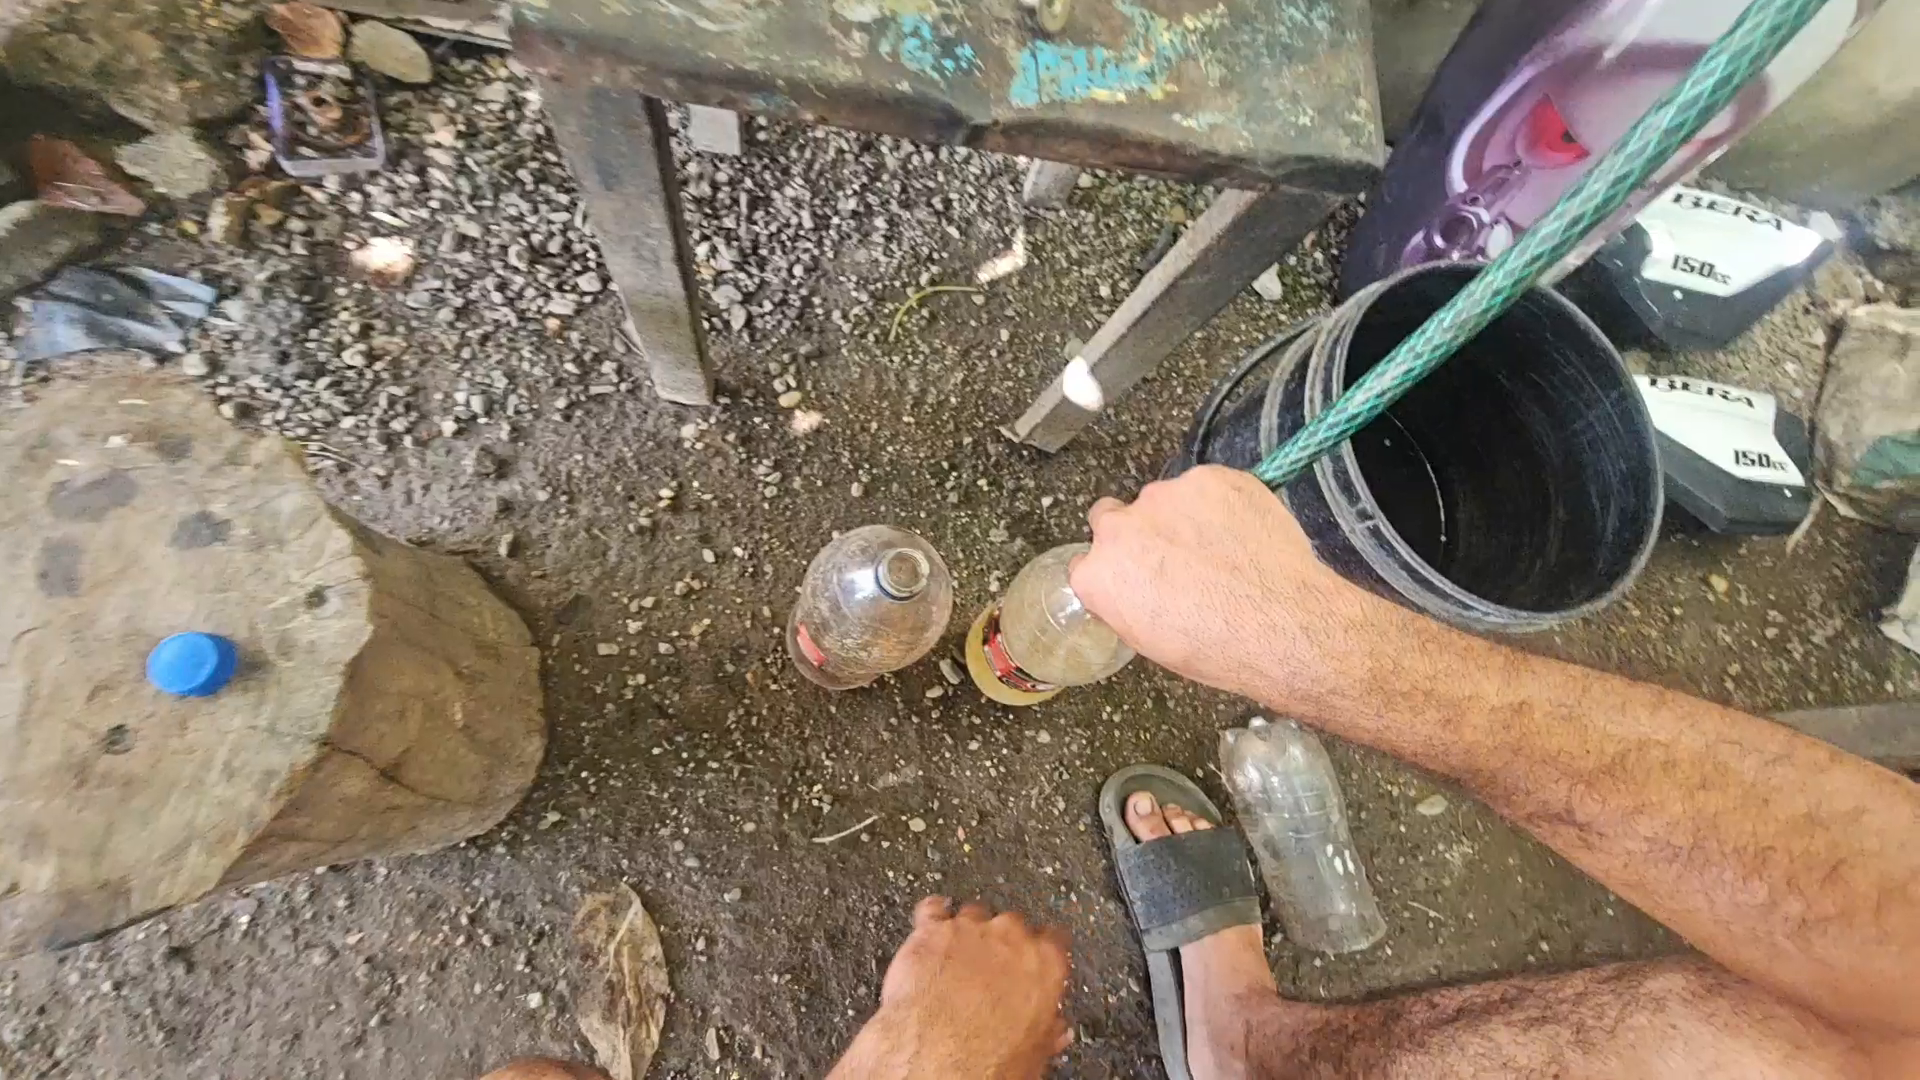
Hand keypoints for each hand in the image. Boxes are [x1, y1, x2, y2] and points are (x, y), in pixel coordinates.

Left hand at [831, 898, 1071, 1078]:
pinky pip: (934, 910)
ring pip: (974, 915)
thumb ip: (1048, 1030)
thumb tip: (1056, 1029)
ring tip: (958, 960)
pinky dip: (934, 917)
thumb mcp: (1033, 1056)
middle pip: (1012, 924)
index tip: (1037, 961)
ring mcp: (969, 928)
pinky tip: (934, 926)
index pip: (1055, 941)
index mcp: (1045, 963)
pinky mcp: (932, 929)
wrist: (936, 1060)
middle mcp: (1010, 936)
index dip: (1044, 952)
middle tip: (993, 972)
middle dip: (1004, 944)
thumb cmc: (987, 1063)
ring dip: (969, 933)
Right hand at [1070, 465, 1412, 711]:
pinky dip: (1218, 503)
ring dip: (1180, 516)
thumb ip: (1125, 599)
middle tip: (1173, 555)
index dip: (1114, 568)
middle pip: (1111, 517)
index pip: (1087, 560)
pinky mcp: (1207, 478)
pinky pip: (1204, 486)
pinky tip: (1241, 532)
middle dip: (1135, 532)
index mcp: (1098, 574)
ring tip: (1220, 547)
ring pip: (1163, 500)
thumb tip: (1134, 586)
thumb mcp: (1150, 640)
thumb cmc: (1218, 647)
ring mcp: (1164, 496)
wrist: (1282, 623)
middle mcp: (1120, 528)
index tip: (1136, 576)